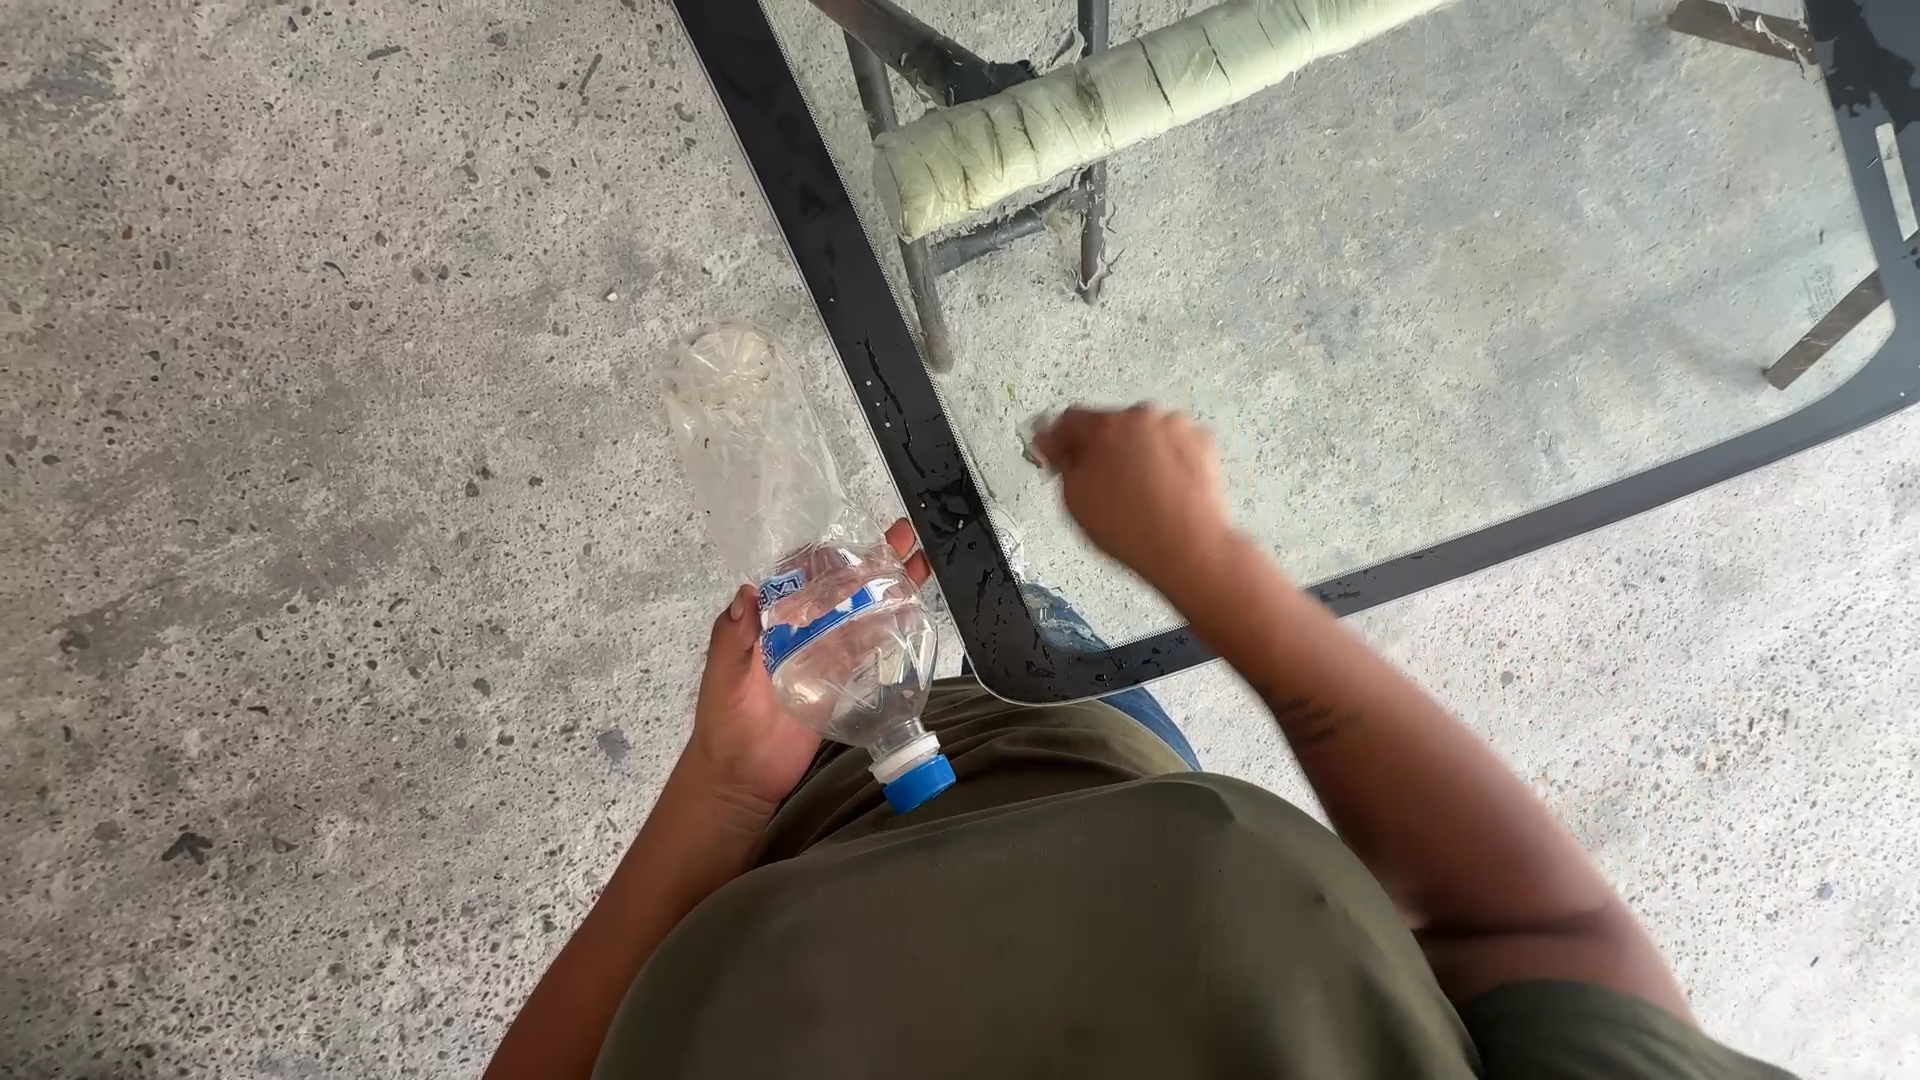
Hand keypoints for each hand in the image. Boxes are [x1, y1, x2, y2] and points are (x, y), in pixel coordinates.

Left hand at [683, 518, 930, 814]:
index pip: (799, 573)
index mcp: (770, 617)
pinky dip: (894, 621)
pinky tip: (916, 603)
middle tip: (902, 535)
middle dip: (870, 558)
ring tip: (920, 560)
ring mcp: (826, 647)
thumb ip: (731, 637)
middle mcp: (801, 624)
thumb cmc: (725, 721)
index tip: (850, 538)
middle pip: (839, 583)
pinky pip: (871, 641)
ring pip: (861, 606)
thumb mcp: (721, 675)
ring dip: (889, 582)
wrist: (744, 775)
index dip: (825, 553)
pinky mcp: (845, 673)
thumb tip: (746, 591)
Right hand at [1031, 405, 1235, 591]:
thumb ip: (1062, 464)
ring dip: (1136, 453)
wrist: (1188, 546)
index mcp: (1104, 427)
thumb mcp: (1075, 500)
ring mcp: (1174, 426)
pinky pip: (1173, 443)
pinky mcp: (1202, 440)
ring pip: (1143, 433)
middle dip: (1102, 448)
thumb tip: (1059, 450)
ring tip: (1138, 492)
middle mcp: (1140, 418)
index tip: (1058, 451)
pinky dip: (1166, 459)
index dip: (1059, 439)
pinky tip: (1162, 489)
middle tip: (1101, 482)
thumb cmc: (1134, 530)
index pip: (1069, 419)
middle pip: (1110, 425)